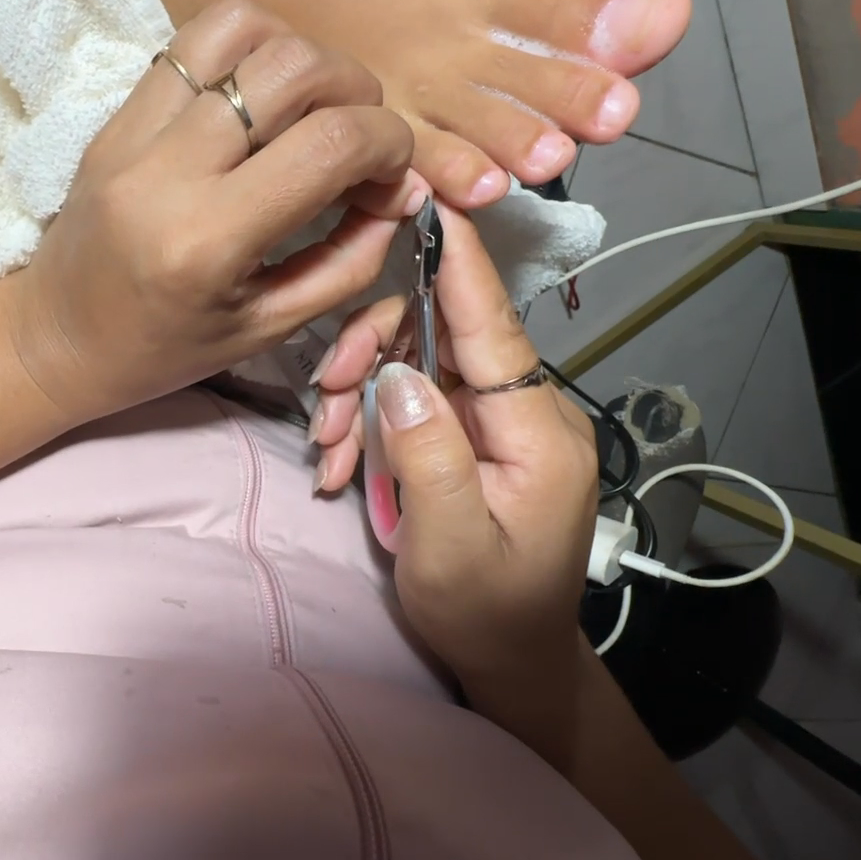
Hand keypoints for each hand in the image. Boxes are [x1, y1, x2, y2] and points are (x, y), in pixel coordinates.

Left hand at [6, 0, 428, 425]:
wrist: (54, 338)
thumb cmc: (161, 351)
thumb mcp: (266, 328)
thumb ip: (348, 261)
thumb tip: (403, 190)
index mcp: (207, 241)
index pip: (330, 142)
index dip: (390, 143)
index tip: (392, 173)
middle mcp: (165, 171)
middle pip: (292, 65)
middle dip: (356, 88)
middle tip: (358, 136)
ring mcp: (129, 134)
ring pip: (237, 27)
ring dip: (297, 53)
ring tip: (307, 108)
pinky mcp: (111, 118)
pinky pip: (188, 43)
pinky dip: (243, 51)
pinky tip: (254, 100)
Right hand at [364, 204, 599, 685]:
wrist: (507, 657)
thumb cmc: (486, 611)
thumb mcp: (453, 547)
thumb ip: (429, 456)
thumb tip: (396, 375)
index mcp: (535, 432)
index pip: (492, 327)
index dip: (459, 263)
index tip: (430, 202)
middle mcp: (517, 412)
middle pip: (437, 337)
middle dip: (371, 354)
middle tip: (327, 401)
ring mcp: (488, 422)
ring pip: (412, 363)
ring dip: (357, 394)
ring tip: (325, 448)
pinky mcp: (461, 435)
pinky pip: (408, 399)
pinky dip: (363, 420)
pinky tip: (336, 461)